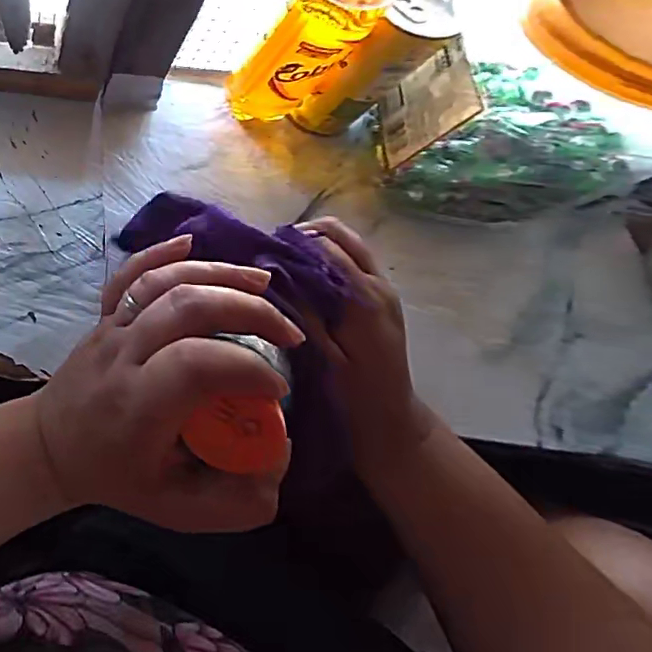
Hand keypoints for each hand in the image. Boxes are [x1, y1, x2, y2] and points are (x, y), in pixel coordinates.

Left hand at [28, 234, 304, 532]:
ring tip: (262, 284)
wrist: (53, 445)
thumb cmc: (120, 477)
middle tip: (289, 335)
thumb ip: (237, 497)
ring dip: (215, 274)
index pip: (194, 365)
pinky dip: (158, 253)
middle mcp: (123, 356)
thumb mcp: (179, 510)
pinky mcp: (106, 315)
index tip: (279, 389)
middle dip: (246, 311)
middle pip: (183, 308)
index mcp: (139, 405)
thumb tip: (281, 448)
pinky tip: (191, 242)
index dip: (245, 367)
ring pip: (160, 283)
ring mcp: (111, 328)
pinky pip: (128, 275)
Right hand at [295, 218, 440, 475]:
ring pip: (346, 241)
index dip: (290, 244)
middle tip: (273, 254)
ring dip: (314, 243)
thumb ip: (303, 311)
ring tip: (285, 263)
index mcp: (364, 298)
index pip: (324, 247)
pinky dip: (324, 255)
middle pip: (338, 232)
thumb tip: (275, 273)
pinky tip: (302, 277)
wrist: (391, 419)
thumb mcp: (322, 356)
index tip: (261, 254)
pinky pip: (349, 258)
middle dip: (303, 234)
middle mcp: (378, 283)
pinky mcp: (379, 294)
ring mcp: (382, 287)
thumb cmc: (353, 394)